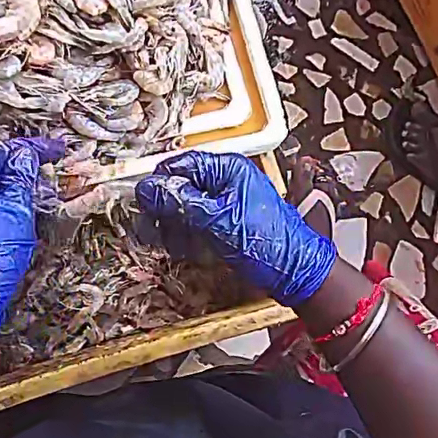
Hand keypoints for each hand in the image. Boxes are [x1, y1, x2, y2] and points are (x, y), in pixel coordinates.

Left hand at [0, 137, 63, 334]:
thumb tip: (27, 157)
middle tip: (51, 175)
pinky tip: (20, 217)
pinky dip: (0, 209)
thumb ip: (21, 179)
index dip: (32, 150)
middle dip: (22, 171)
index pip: (0, 151)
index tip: (57, 150)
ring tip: (40, 198)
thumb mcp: (14, 213)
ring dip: (13, 192)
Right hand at [135, 151, 334, 306]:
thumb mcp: (216, 220)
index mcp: (229, 168)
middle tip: (152, 226)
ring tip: (169, 242)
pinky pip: (198, 220)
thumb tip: (148, 188)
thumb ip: (180, 201)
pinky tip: (184, 247)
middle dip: (165, 206)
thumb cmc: (266, 243)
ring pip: (187, 204)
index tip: (142, 201)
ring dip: (174, 223)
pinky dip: (187, 233)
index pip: (181, 164)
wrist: (295, 273)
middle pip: (182, 184)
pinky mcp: (228, 219)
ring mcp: (228, 199)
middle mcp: (227, 179)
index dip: (159, 182)